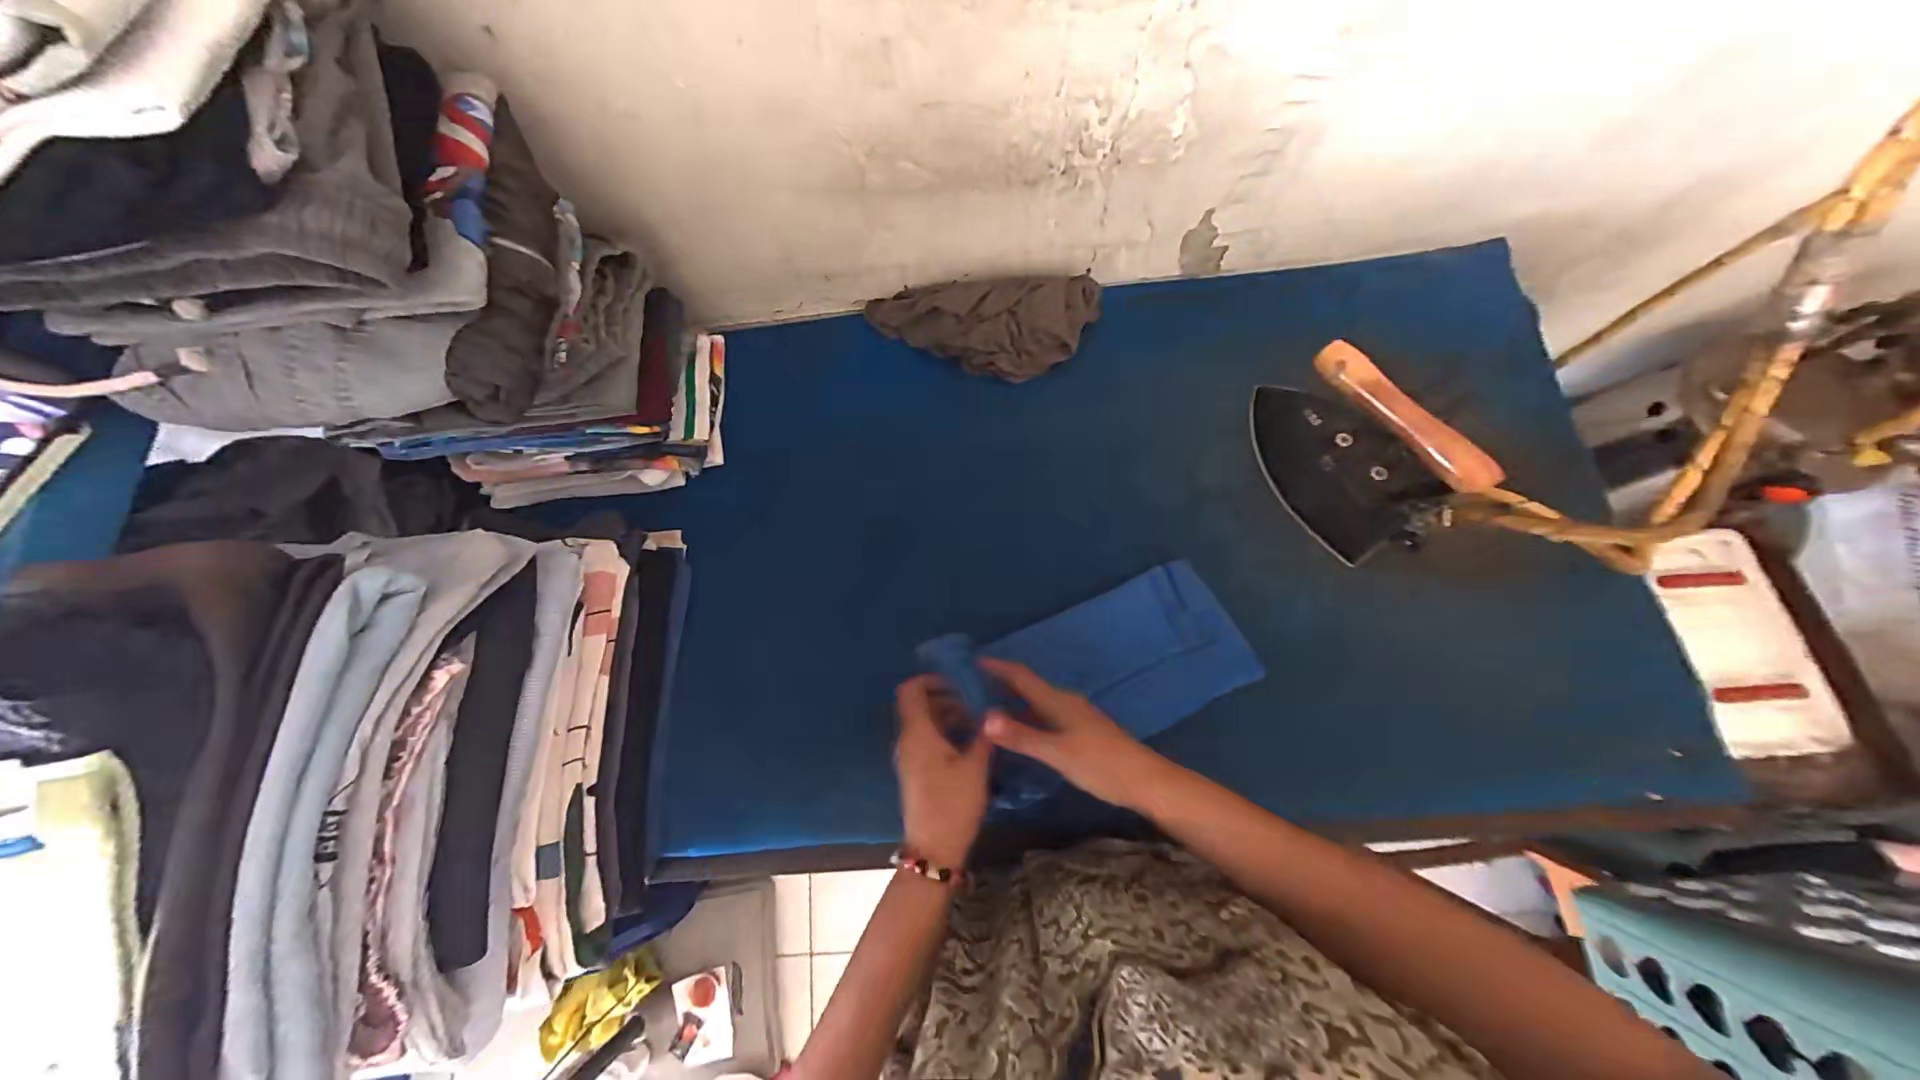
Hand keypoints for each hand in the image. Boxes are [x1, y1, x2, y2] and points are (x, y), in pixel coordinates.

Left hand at [893, 675, 991, 867]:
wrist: (934, 849)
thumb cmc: (953, 804)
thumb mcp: (975, 767)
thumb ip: (983, 735)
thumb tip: (993, 712)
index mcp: (917, 733)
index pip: (911, 690)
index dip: (931, 679)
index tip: (959, 682)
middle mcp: (908, 741)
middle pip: (920, 705)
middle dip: (947, 697)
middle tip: (977, 702)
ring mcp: (910, 757)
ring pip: (925, 723)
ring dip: (949, 716)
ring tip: (979, 721)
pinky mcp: (917, 772)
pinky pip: (927, 740)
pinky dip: (945, 733)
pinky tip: (971, 742)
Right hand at [978, 659, 1167, 810]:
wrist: (1146, 781)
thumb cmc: (1101, 764)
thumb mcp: (1057, 753)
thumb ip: (1021, 736)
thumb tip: (985, 717)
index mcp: (1058, 702)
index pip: (1022, 676)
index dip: (998, 667)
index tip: (973, 661)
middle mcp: (1066, 702)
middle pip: (1029, 687)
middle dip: (1002, 684)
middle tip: (973, 689)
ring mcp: (1077, 716)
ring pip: (1039, 703)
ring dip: (1015, 703)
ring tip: (990, 710)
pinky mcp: (1083, 731)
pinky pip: (1048, 716)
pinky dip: (1029, 718)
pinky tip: (1022, 733)